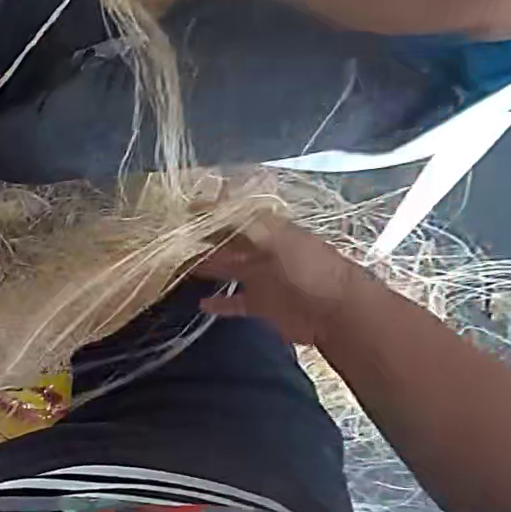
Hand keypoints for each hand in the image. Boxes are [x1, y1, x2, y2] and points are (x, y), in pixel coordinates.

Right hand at [193, 215, 378, 346]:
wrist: (337, 311)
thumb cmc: (309, 269)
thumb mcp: (279, 236)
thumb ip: (248, 220)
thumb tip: (218, 200)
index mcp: (270, 233)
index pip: (235, 218)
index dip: (211, 213)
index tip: (184, 210)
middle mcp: (264, 253)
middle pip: (227, 245)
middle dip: (203, 242)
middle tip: (174, 241)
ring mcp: (262, 280)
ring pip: (226, 271)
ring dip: (206, 269)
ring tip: (179, 267)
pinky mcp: (261, 305)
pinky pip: (234, 302)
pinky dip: (219, 304)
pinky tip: (201, 303)